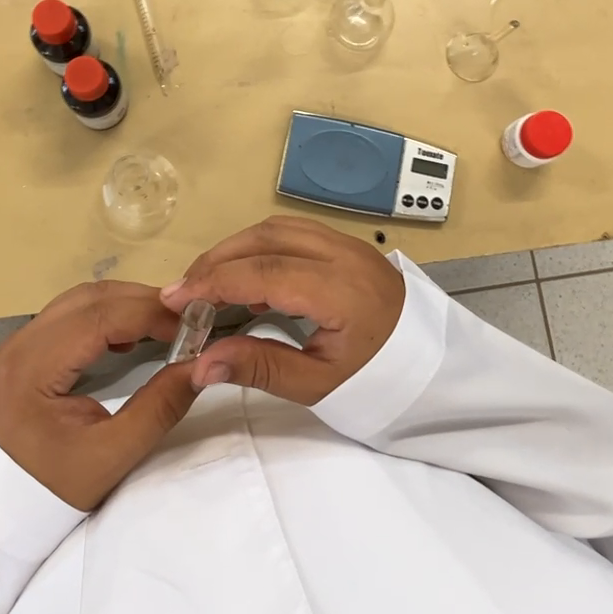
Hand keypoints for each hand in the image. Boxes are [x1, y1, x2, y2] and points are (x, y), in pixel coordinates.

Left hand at [0, 280, 200, 510]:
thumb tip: (202, 366)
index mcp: (34, 367)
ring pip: (81, 300)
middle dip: (143, 302)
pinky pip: (71, 314)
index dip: (150, 312)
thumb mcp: (113, 455)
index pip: (100, 316)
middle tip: (186, 320)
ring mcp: (20, 343)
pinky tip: (130, 337)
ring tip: (165, 325)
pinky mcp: (26, 350)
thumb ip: (159, 406)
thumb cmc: (52, 487)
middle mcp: (21, 344)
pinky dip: (107, 315)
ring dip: (126, 305)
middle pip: (91, 298)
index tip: (193, 325)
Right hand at [160, 216, 405, 404]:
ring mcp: (350, 245)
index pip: (263, 272)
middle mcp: (344, 255)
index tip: (174, 299)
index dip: (212, 282)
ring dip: (237, 248)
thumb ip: (260, 366)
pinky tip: (245, 272)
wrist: (439, 371)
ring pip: (279, 228)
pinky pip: (296, 232)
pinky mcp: (351, 247)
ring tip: (208, 282)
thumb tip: (200, 363)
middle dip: (218, 260)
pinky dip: (261, 245)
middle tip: (184, 292)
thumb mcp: (321, 385)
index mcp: (340, 290)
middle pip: (266, 238)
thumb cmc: (382, 384)